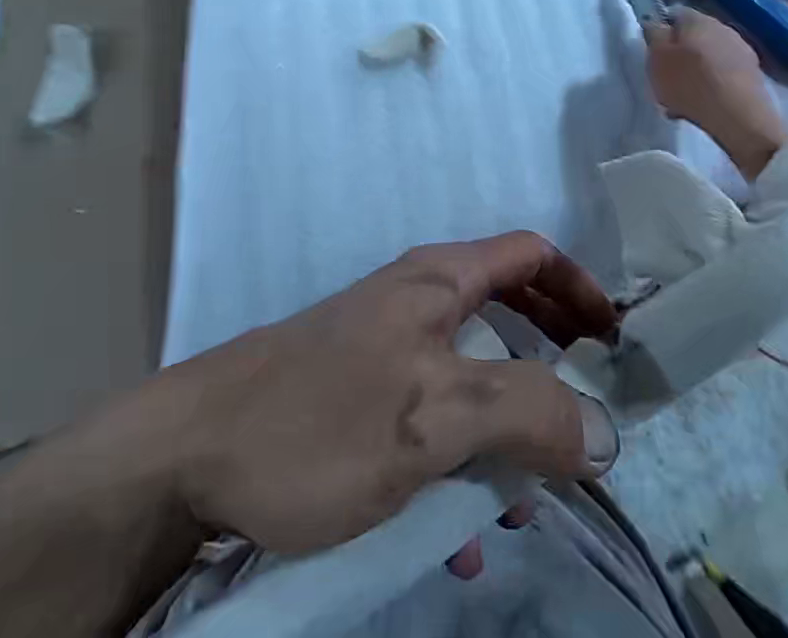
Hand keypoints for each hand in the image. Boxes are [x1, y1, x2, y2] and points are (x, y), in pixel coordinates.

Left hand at [110, 232, 620, 554]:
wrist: (175, 465)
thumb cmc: (318, 421)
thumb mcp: (435, 415)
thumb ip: (529, 415)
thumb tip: (604, 434)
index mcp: (438, 283)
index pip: (530, 254)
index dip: (580, 288)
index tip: (612, 340)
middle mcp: (413, 307)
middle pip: (506, 314)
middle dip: (551, 363)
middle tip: (581, 414)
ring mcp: (380, 356)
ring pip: (469, 380)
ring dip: (506, 431)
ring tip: (525, 496)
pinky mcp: (352, 406)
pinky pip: (427, 426)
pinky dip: (458, 466)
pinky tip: (460, 532)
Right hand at [644, 8, 786, 178]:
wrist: (738, 116)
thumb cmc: (689, 83)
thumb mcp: (657, 59)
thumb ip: (654, 35)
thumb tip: (656, 23)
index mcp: (697, 18)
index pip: (674, 14)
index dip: (661, 33)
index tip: (655, 55)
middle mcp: (722, 26)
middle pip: (694, 37)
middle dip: (681, 55)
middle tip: (668, 80)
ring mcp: (742, 49)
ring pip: (710, 57)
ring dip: (698, 72)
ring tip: (686, 99)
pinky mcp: (754, 73)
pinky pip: (725, 75)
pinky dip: (714, 86)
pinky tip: (706, 105)